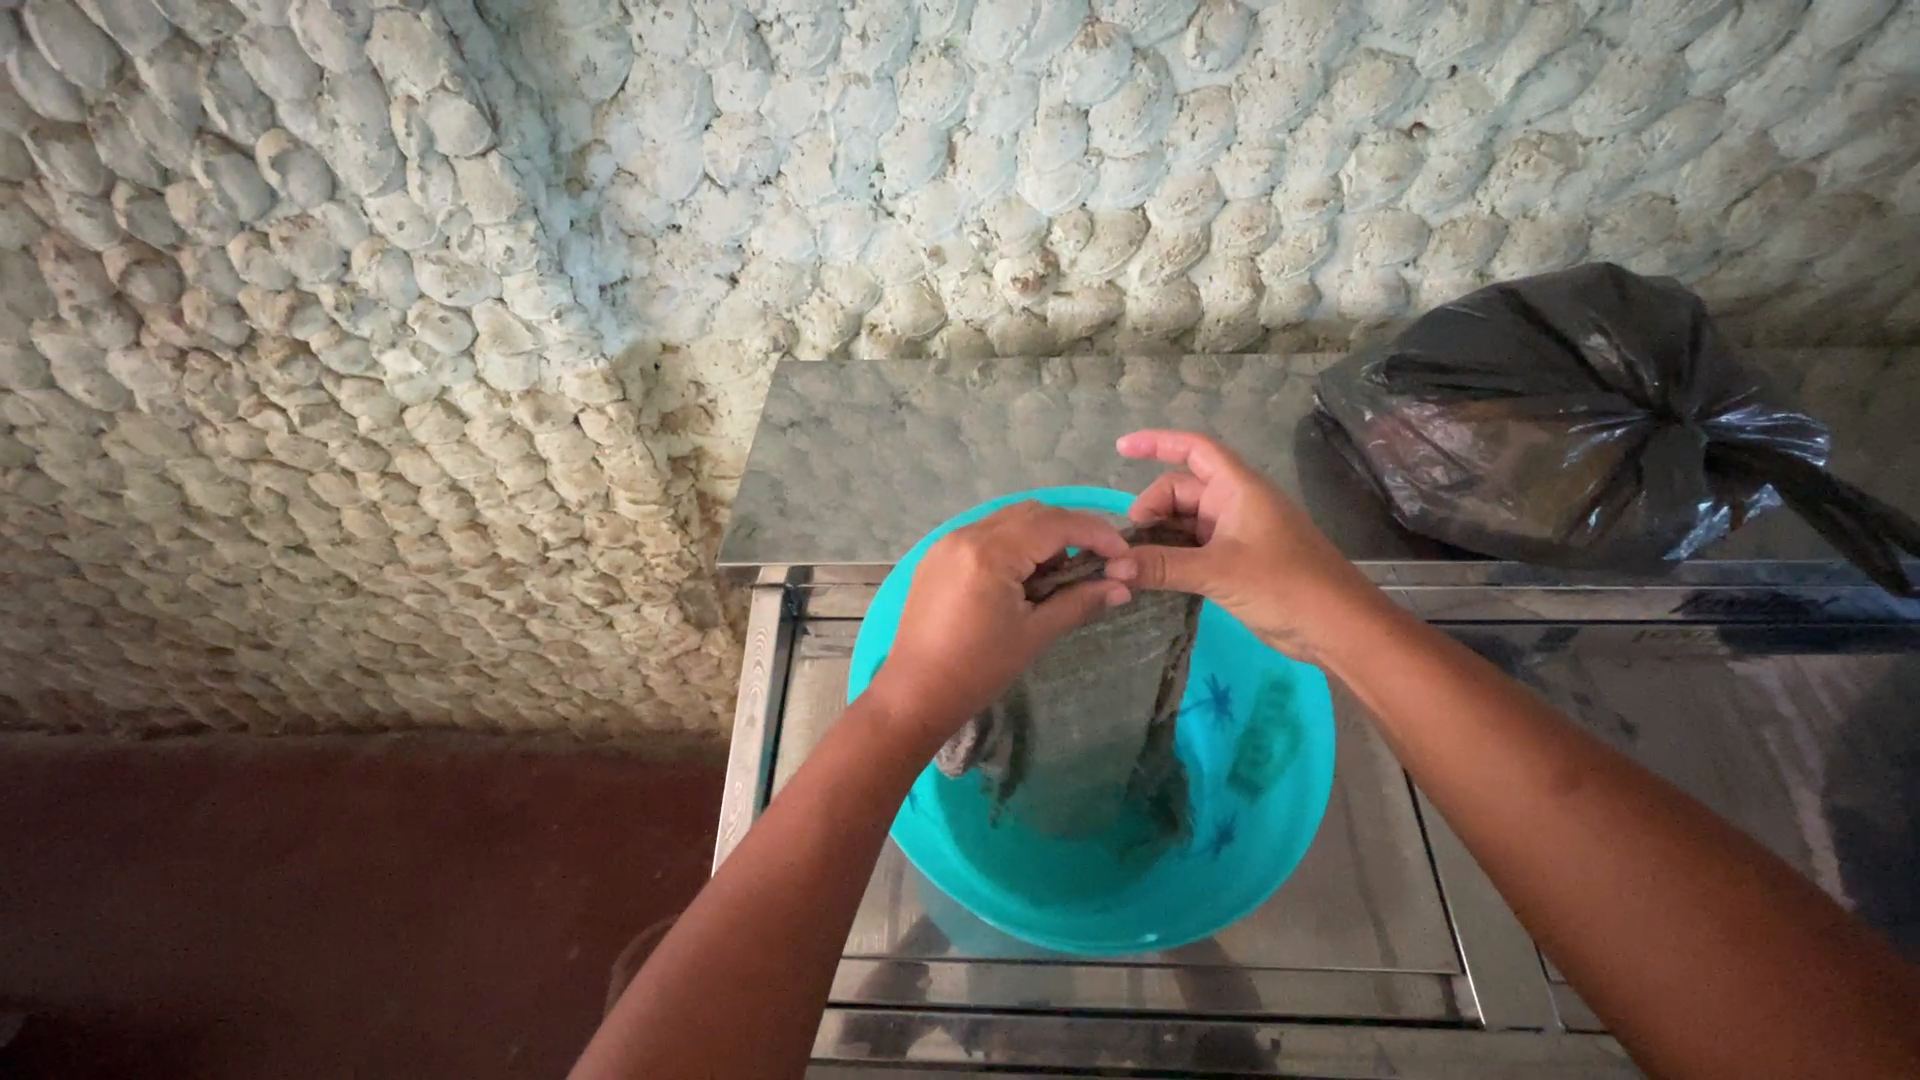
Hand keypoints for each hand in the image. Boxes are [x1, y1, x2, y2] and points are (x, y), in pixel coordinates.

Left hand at [864, 501, 1131, 742]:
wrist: (915, 692)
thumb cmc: (978, 669)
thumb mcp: (1035, 634)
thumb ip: (1080, 602)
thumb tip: (1123, 586)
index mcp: (991, 553)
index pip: (1056, 524)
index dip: (1097, 534)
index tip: (1124, 557)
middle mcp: (967, 535)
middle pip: (1034, 514)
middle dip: (1072, 532)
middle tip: (1100, 564)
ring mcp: (947, 542)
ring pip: (1009, 521)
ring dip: (1043, 537)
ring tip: (1062, 576)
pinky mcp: (938, 556)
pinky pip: (986, 534)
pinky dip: (1014, 545)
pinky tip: (1025, 577)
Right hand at [1104, 430, 1379, 661]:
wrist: (1336, 627)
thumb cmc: (1286, 585)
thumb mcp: (1218, 572)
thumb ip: (1162, 566)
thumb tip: (1111, 566)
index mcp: (1238, 488)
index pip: (1193, 449)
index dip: (1157, 442)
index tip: (1120, 448)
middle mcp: (1235, 504)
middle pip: (1180, 491)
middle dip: (1150, 510)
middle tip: (1125, 546)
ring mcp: (1235, 534)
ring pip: (1184, 523)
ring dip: (1158, 538)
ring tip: (1128, 562)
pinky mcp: (1235, 563)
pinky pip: (1192, 549)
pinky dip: (1170, 558)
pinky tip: (1149, 576)